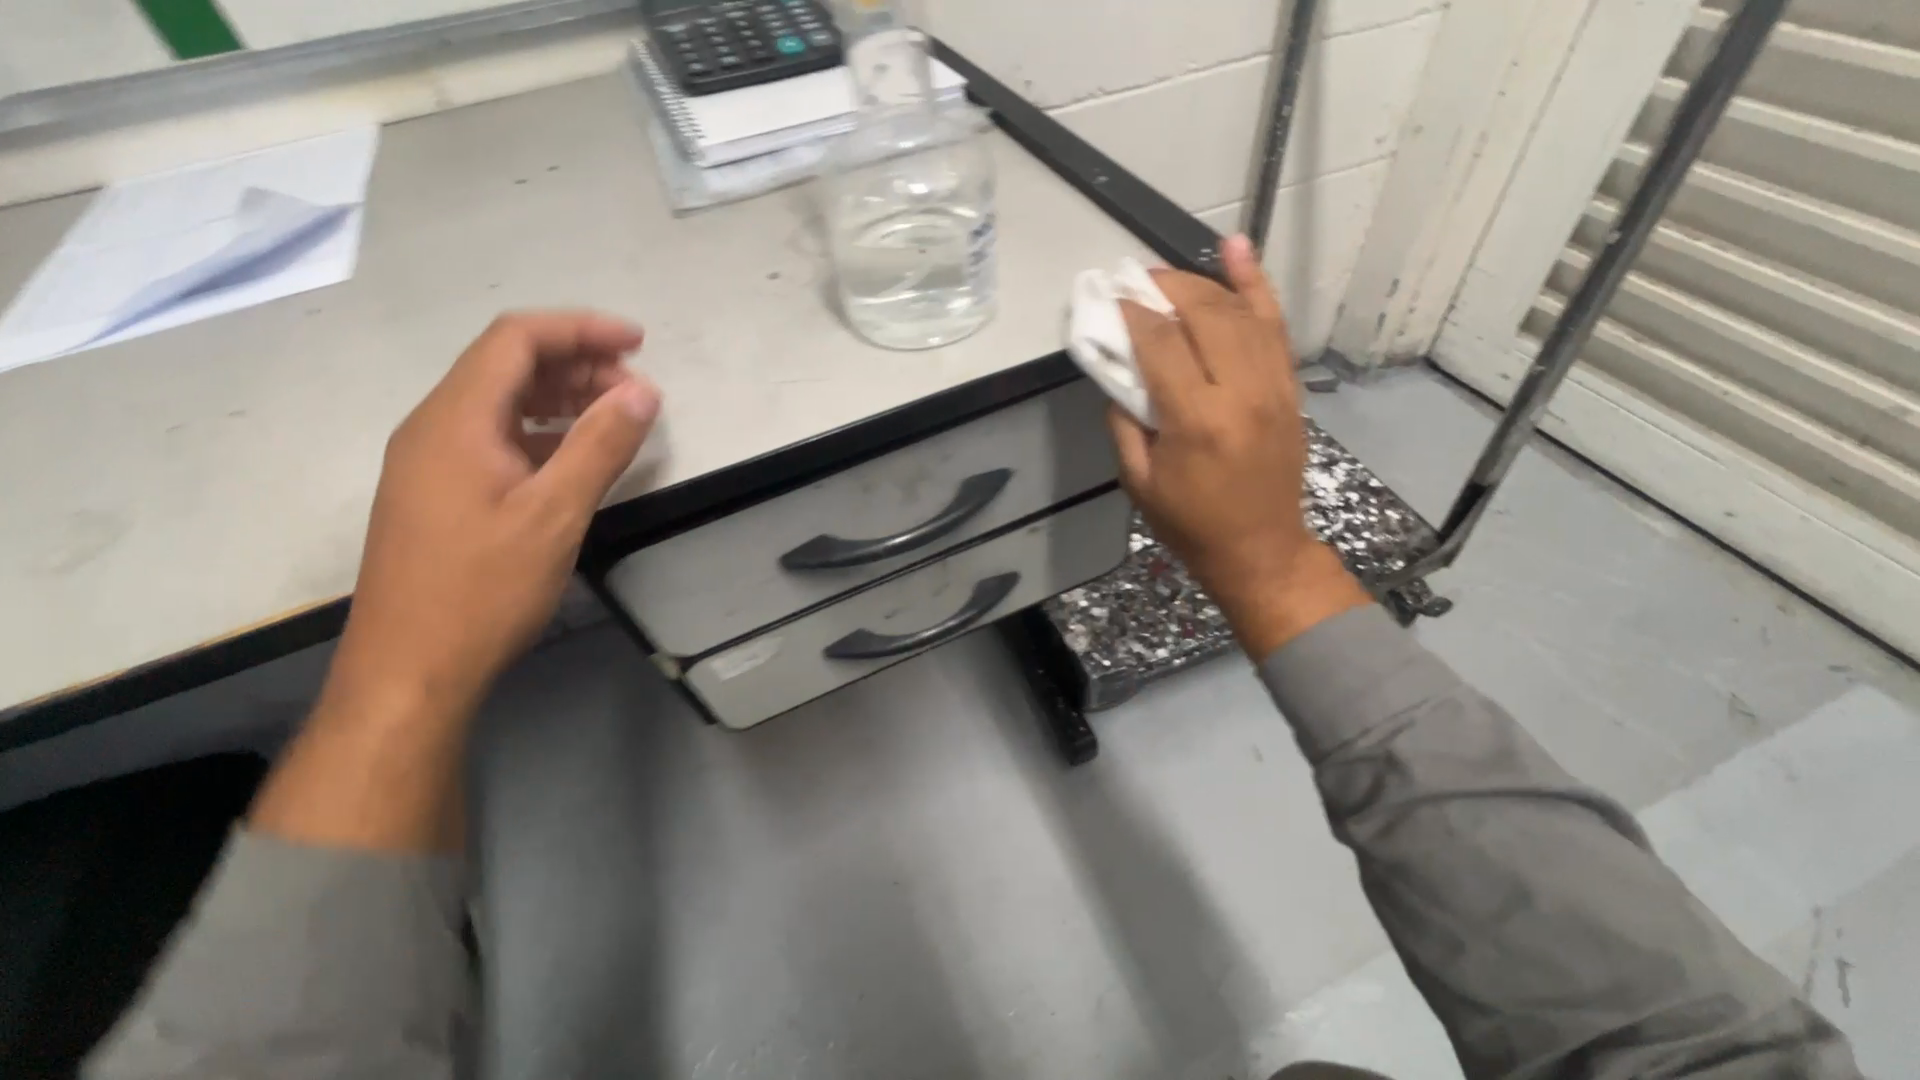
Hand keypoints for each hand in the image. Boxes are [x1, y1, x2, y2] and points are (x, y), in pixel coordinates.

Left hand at [328, 311, 661, 721]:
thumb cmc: (483, 590)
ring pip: (500, 403)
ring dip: (560, 398)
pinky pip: (493, 438)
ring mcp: (430, 462)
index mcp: (456, 419)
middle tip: (636, 389)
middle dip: (576, 363)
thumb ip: (600, 445)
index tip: (638, 343)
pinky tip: (574, 458)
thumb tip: (642, 390)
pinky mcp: (437, 493)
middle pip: (506, 365)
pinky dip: (541, 433)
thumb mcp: (555, 515)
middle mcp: (434, 427)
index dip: (580, 329)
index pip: (516, 339)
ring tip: (615, 418)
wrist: (409, 668)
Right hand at [1107, 235, 1369, 656]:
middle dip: (1166, 288)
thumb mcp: (1138, 480)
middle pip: (1203, 315)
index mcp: (1197, 420)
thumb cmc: (1190, 522)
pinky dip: (1256, 284)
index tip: (1112, 299)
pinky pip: (1274, 325)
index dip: (1133, 315)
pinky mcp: (1288, 386)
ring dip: (1202, 283)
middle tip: (1137, 281)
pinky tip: (1238, 249)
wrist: (1260, 548)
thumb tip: (1119, 369)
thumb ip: (1124, 420)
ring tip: (1169, 275)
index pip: (1161, 344)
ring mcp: (1272, 385)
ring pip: (1239, 312)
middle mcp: (1240, 392)